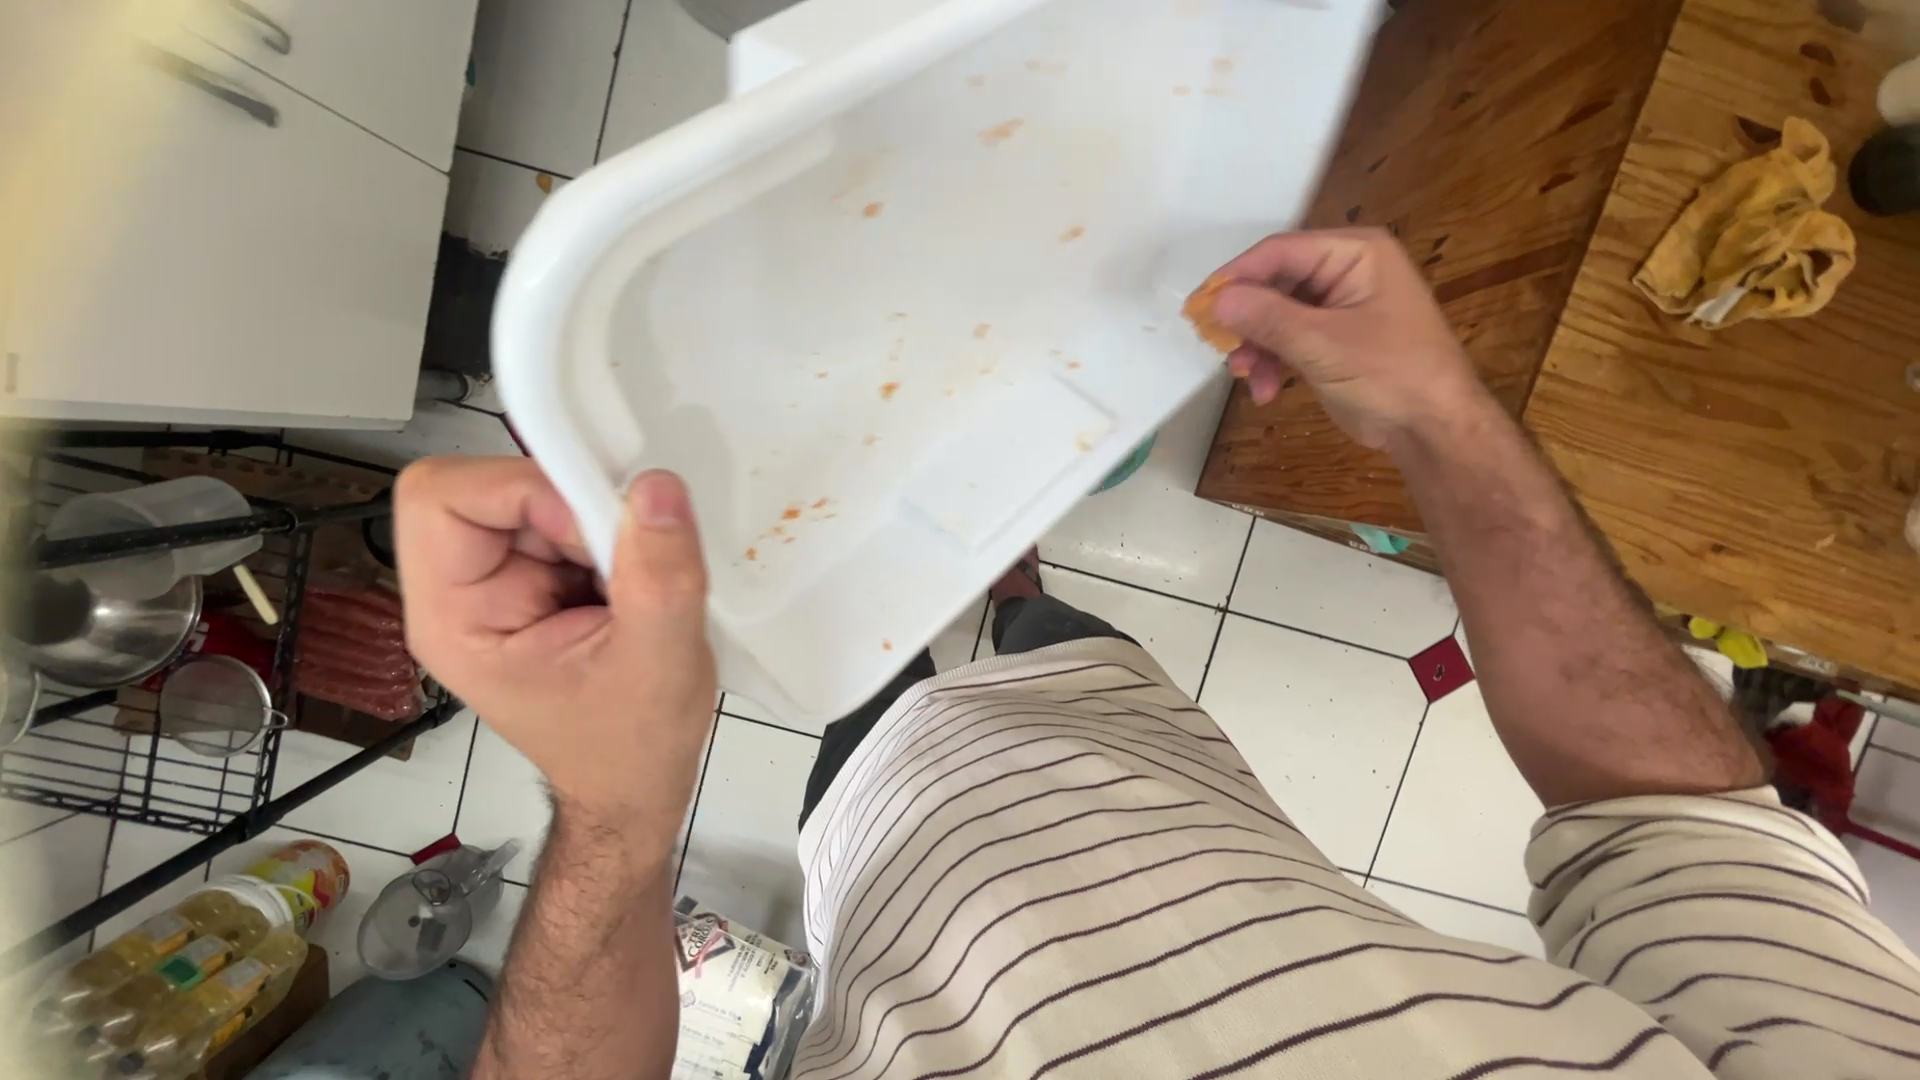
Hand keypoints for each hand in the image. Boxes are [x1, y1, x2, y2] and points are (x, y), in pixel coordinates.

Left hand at [394, 457, 715, 848]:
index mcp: (456, 617)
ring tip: (641, 579)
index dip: (522, 489)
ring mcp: (509, 585)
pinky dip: (619, 536)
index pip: (445, 499)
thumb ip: (660, 573)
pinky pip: (575, 520)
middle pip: (497, 490)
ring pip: (544, 499)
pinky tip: (641, 582)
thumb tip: (657, 487)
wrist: (638, 785)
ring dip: (605, 524)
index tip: (598, 523)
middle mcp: (468, 591)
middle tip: (632, 551)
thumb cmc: (633, 746)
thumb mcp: (659, 660)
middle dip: (575, 507)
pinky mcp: (547, 582)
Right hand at [1209, 228, 1489, 449]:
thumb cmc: (1390, 374)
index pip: (1279, 252)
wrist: (1430, 427)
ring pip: (1274, 316)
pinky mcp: (1330, 339)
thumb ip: (1267, 318)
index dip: (1235, 277)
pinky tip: (1266, 391)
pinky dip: (1271, 363)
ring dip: (1256, 348)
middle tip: (1218, 346)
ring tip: (1247, 377)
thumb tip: (1216, 301)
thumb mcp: (1323, 344)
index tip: (1198, 306)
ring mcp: (1337, 306)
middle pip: (1274, 284)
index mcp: (1355, 253)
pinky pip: (1286, 340)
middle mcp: (1345, 271)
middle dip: (1246, 320)